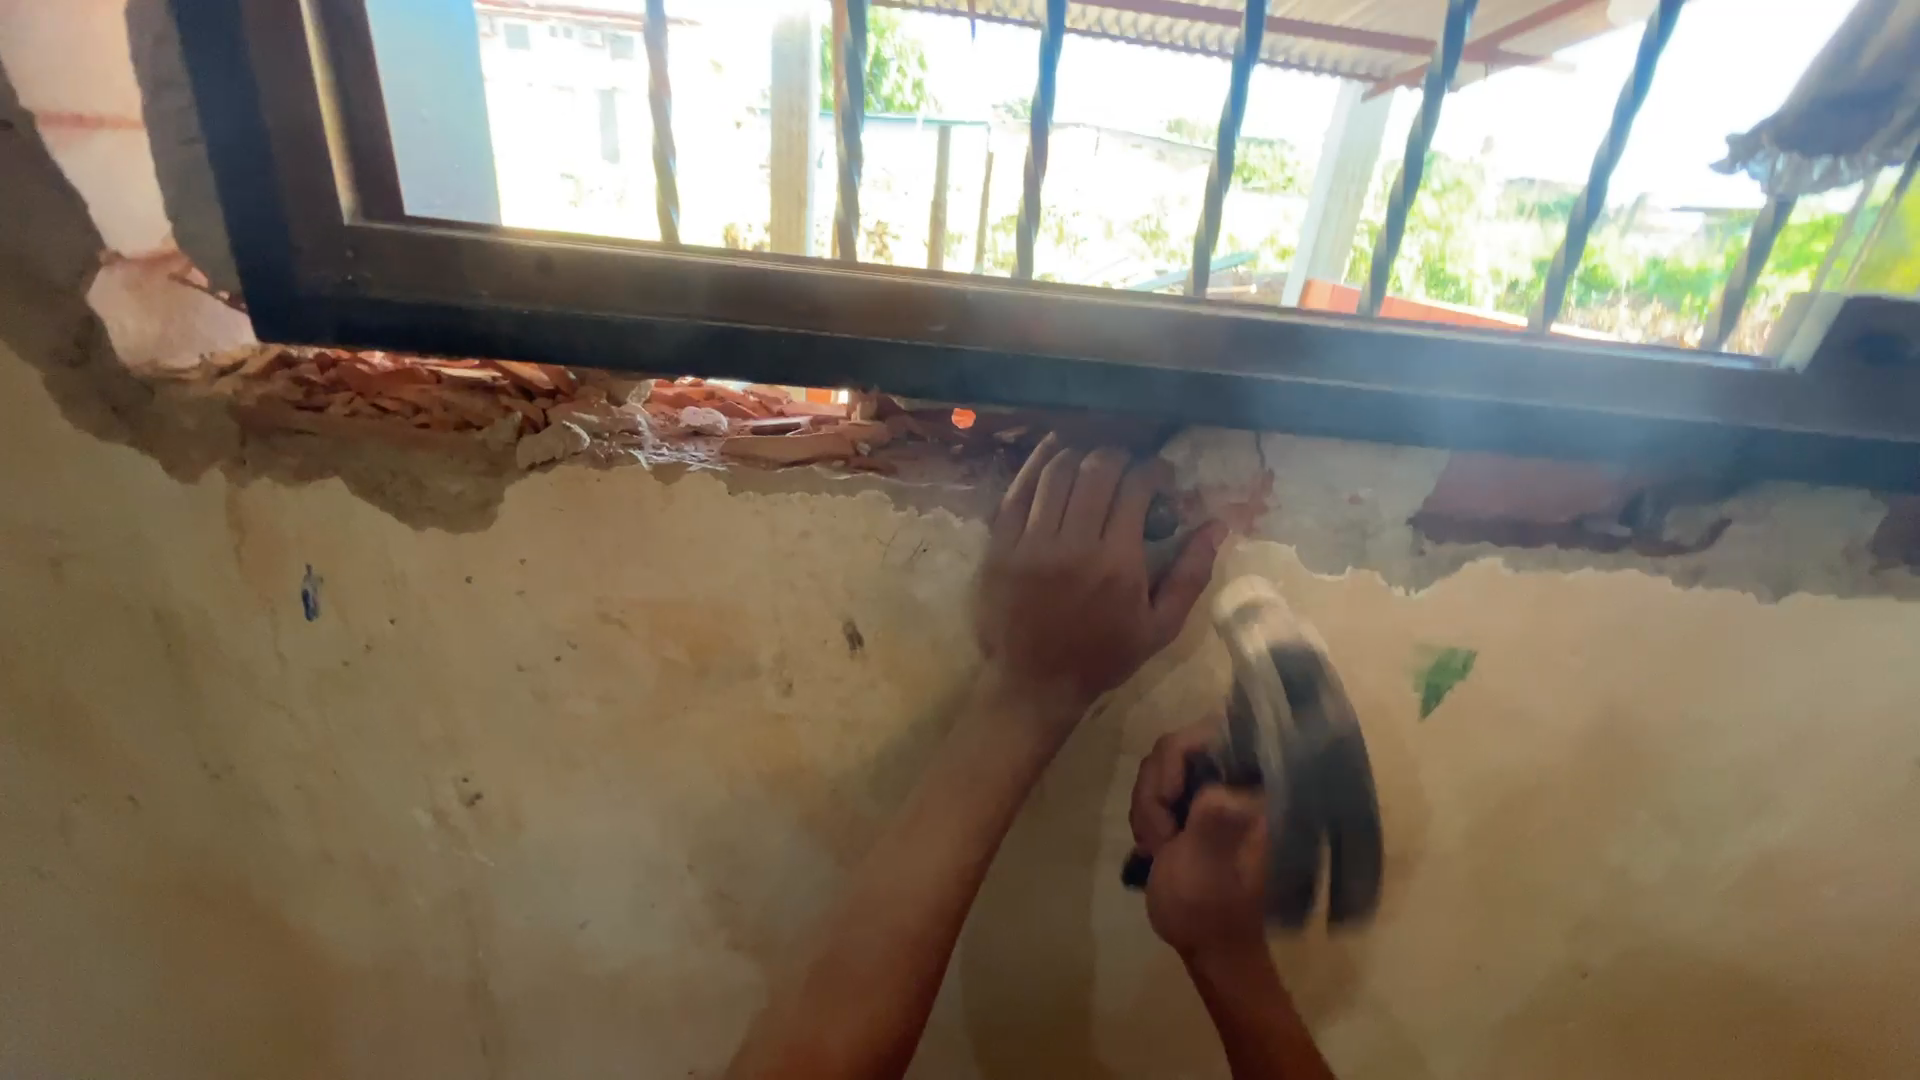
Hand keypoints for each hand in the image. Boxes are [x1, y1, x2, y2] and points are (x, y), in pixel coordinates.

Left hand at [976, 434, 1225, 728]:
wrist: (1033, 683)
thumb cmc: (1102, 657)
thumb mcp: (1160, 627)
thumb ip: (1191, 574)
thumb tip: (1217, 525)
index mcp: (1117, 563)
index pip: (1136, 487)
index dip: (1153, 470)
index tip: (1160, 475)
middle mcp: (1073, 544)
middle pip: (1096, 469)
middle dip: (1119, 455)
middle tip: (1128, 465)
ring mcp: (1030, 543)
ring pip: (1056, 473)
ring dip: (1080, 455)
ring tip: (1093, 462)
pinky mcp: (1000, 546)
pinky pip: (1017, 491)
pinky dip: (1037, 464)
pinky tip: (1053, 451)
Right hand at [1130, 721, 1269, 958]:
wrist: (1206, 945)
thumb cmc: (1209, 910)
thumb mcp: (1207, 868)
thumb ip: (1213, 823)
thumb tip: (1223, 789)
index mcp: (1255, 789)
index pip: (1212, 733)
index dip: (1177, 757)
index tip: (1168, 800)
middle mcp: (1236, 780)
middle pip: (1175, 747)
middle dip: (1156, 791)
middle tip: (1161, 836)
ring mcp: (1213, 789)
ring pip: (1160, 765)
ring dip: (1147, 805)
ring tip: (1158, 846)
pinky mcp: (1194, 801)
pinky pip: (1154, 783)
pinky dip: (1146, 811)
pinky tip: (1154, 844)